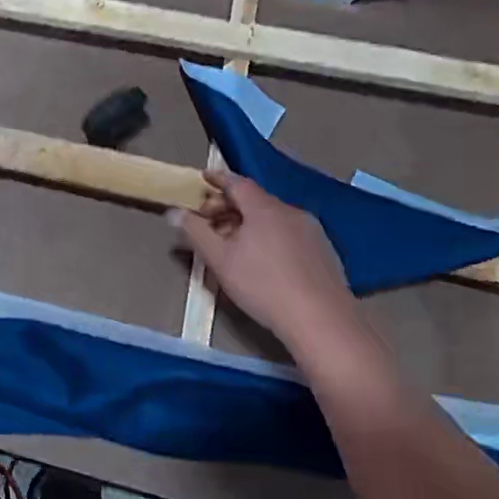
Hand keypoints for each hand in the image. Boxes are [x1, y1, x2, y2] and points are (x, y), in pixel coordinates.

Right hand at [170, 168, 358, 348]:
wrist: (321, 321)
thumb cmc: (262, 285)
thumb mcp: (218, 258)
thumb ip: (194, 230)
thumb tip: (175, 211)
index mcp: (265, 209)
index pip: (237, 183)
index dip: (217, 178)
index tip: (202, 177)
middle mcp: (291, 213)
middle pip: (254, 200)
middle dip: (227, 206)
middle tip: (206, 221)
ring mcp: (312, 231)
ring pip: (271, 216)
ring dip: (246, 222)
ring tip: (229, 243)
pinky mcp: (323, 250)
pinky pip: (287, 231)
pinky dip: (266, 233)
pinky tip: (259, 257)